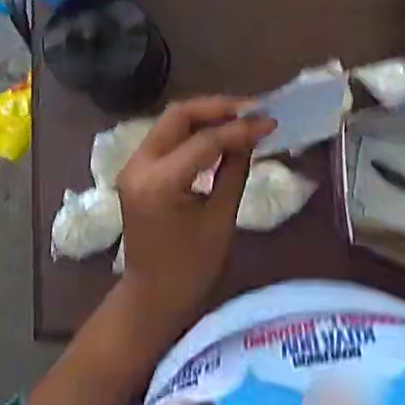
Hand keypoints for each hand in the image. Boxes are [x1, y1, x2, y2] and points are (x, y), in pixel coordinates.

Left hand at [114, 97, 274, 329]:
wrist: (152, 296)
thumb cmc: (191, 268)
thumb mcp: (221, 218)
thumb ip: (234, 170)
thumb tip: (251, 136)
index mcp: (159, 182)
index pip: (204, 140)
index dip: (240, 128)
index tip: (271, 120)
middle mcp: (139, 165)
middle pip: (178, 116)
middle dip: (218, 108)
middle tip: (253, 110)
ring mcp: (133, 166)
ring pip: (170, 122)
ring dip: (206, 116)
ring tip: (242, 118)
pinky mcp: (137, 171)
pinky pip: (166, 139)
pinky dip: (193, 132)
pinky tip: (220, 135)